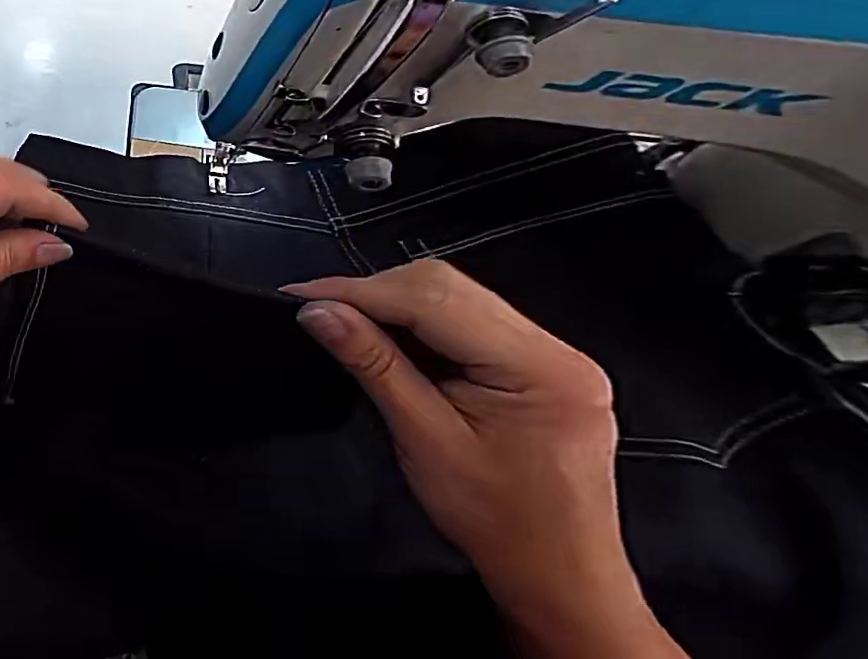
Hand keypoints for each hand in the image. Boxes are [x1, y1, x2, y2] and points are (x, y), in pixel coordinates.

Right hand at [288, 261, 686, 658]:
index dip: (360, 291)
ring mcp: (550, 349)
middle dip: (375, 292)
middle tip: (322, 309)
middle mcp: (553, 345)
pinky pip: (464, 316)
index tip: (304, 295)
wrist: (562, 580)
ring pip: (452, 293)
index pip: (433, 301)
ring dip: (393, 302)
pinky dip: (417, 319)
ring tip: (348, 320)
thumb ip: (373, 364)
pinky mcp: (537, 359)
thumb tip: (318, 312)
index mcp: (539, 367)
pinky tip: (389, 335)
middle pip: (444, 286)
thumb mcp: (425, 441)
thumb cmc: (499, 523)